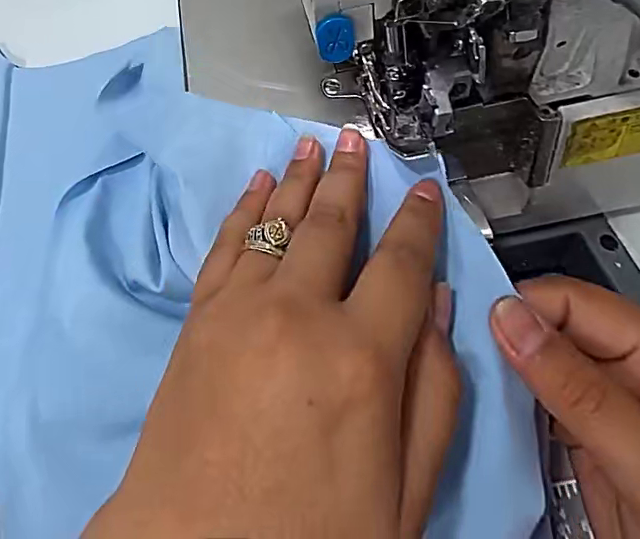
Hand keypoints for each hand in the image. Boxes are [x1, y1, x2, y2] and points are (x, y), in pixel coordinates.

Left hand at [86, 128, 460, 538]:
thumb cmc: (309, 537)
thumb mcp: (403, 492)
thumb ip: (433, 395)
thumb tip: (440, 305)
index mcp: (360, 357)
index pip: (400, 265)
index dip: (417, 223)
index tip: (422, 191)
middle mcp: (297, 313)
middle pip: (332, 225)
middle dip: (349, 178)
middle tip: (355, 141)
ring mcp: (240, 307)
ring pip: (277, 222)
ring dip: (298, 180)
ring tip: (312, 146)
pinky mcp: (199, 315)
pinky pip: (227, 244)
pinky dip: (245, 208)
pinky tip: (258, 186)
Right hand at [489, 278, 639, 538]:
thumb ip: (587, 394)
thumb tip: (513, 319)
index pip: (574, 301)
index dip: (520, 308)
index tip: (473, 325)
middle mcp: (637, 368)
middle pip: (550, 323)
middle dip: (505, 335)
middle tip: (461, 351)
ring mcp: (608, 401)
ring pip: (534, 357)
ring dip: (502, 367)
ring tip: (468, 376)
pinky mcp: (585, 432)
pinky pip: (533, 396)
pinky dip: (507, 399)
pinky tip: (489, 406)